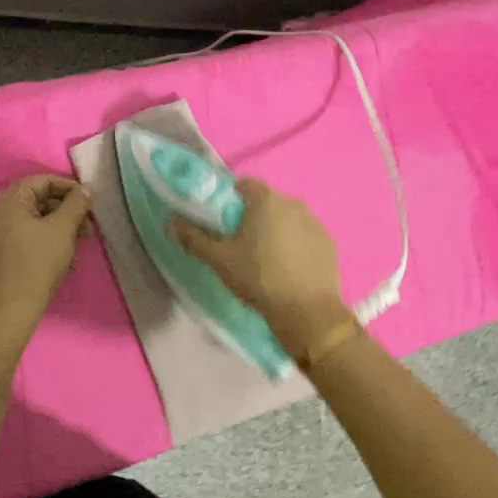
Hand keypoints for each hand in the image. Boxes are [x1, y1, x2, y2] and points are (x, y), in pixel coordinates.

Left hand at [0, 175, 91, 324]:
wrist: (13, 307)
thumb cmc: (38, 262)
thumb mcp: (63, 229)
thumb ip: (76, 204)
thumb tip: (84, 190)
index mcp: (9, 199)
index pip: (44, 181)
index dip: (70, 189)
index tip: (90, 203)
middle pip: (39, 200)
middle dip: (67, 213)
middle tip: (88, 229)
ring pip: (35, 220)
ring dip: (60, 229)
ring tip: (78, 248)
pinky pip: (26, 235)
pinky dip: (46, 240)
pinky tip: (65, 259)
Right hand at [171, 180, 350, 353]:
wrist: (306, 312)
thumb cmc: (258, 278)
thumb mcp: (219, 260)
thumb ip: (193, 238)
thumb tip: (169, 222)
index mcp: (266, 200)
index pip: (243, 185)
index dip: (230, 200)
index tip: (223, 222)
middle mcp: (293, 203)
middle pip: (266, 202)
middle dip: (252, 216)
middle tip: (239, 244)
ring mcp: (315, 222)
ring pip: (287, 219)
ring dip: (275, 230)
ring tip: (265, 259)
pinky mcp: (328, 243)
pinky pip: (305, 236)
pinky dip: (295, 245)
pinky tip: (288, 269)